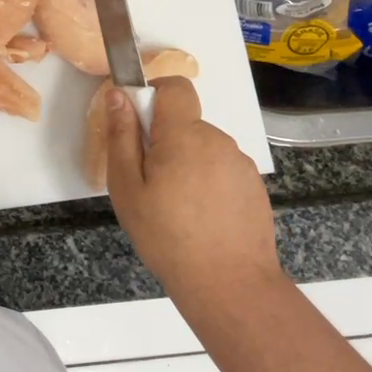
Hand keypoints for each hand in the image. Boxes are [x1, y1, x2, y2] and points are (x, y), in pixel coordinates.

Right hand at [99, 76, 284, 301]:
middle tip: (146, 179)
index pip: (175, 87)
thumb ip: (122, 135)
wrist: (229, 284)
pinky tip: (197, 215)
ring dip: (184, 161)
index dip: (153, 93)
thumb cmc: (165, 233)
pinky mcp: (253, 187)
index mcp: (185, 136)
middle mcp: (218, 142)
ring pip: (201, 147)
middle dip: (162, 139)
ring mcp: (240, 165)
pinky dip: (204, 181)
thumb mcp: (126, 185)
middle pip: (184, 122)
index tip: (136, 123)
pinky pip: (220, 169)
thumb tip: (117, 95)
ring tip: (172, 203)